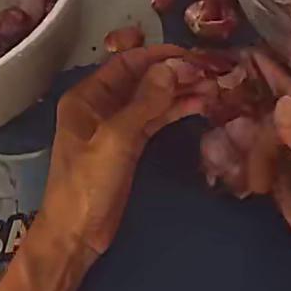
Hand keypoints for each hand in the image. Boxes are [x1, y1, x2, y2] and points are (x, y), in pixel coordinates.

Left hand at [34, 46, 207, 261]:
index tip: (190, 54)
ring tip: (213, 87)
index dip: (157, 56)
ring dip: (179, 92)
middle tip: (209, 71)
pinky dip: (175, 111)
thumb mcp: (116, 140)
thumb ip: (144, 103)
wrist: (76, 235)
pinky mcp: (130, 145)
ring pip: (152, 99)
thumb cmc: (87, 184)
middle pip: (141, 79)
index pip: (125, 64)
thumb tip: (171, 67)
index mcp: (87, 96)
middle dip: (173, 73)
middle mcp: (100, 105)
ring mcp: (116, 125)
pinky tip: (200, 105)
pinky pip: (155, 119)